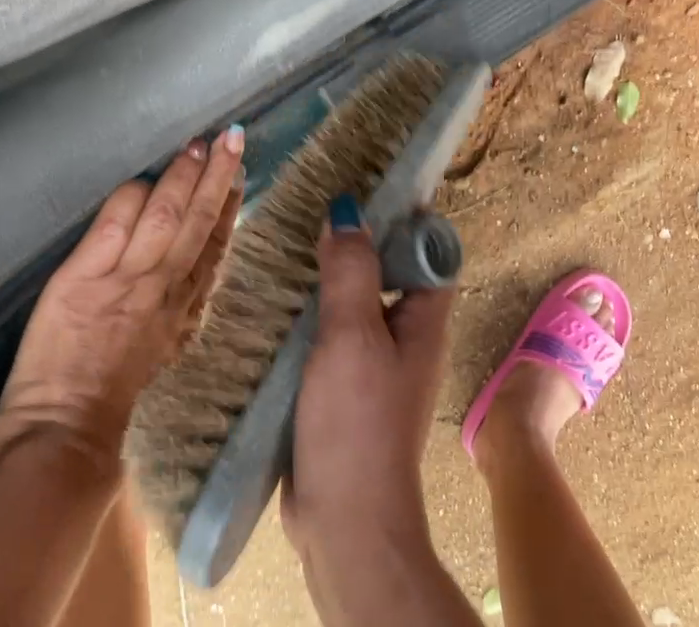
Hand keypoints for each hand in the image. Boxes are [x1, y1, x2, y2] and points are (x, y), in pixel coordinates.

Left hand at [0, 131, 244, 453]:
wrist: (66, 427)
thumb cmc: (114, 396)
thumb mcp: (165, 349)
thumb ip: (180, 307)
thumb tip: (193, 271)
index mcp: (185, 307)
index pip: (213, 246)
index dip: (230, 209)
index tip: (240, 178)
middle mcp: (164, 287)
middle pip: (198, 222)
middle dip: (218, 177)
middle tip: (234, 139)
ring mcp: (126, 280)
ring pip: (165, 216)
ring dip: (185, 177)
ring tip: (199, 145)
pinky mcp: (85, 277)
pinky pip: (114, 224)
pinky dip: (133, 196)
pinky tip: (144, 177)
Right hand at [283, 197, 459, 603]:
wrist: (344, 519)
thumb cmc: (356, 423)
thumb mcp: (353, 337)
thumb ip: (350, 273)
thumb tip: (348, 211)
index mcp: (423, 319)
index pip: (424, 250)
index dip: (400, 215)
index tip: (361, 179)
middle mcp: (404, 334)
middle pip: (384, 271)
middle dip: (353, 239)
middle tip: (309, 203)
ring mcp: (371, 361)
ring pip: (351, 300)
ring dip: (325, 275)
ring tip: (285, 237)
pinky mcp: (339, 383)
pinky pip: (327, 332)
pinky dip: (307, 310)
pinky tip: (274, 295)